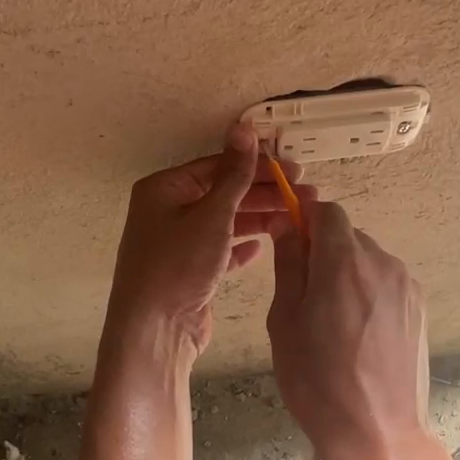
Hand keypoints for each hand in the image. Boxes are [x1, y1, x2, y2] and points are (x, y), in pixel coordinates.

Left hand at [106, 122, 313, 355]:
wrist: (155, 329)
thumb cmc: (177, 266)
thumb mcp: (211, 215)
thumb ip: (234, 174)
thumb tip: (244, 129)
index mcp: (163, 189)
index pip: (218, 167)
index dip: (257, 167)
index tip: (294, 171)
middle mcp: (166, 212)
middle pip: (223, 194)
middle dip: (264, 194)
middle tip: (305, 195)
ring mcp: (176, 243)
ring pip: (224, 222)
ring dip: (259, 219)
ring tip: (296, 218)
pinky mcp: (188, 271)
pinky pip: (219, 250)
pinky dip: (240, 246)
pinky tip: (263, 246)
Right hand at [267, 201, 430, 459]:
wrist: (376, 432)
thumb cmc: (317, 380)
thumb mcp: (285, 321)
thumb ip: (289, 264)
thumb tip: (288, 224)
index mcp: (344, 260)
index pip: (326, 211)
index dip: (304, 219)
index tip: (288, 243)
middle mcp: (382, 262)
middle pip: (348, 236)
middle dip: (324, 253)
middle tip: (304, 298)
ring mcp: (407, 286)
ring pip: (368, 261)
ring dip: (346, 276)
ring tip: (332, 324)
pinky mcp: (420, 309)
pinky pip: (385, 285)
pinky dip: (367, 295)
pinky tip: (357, 336)